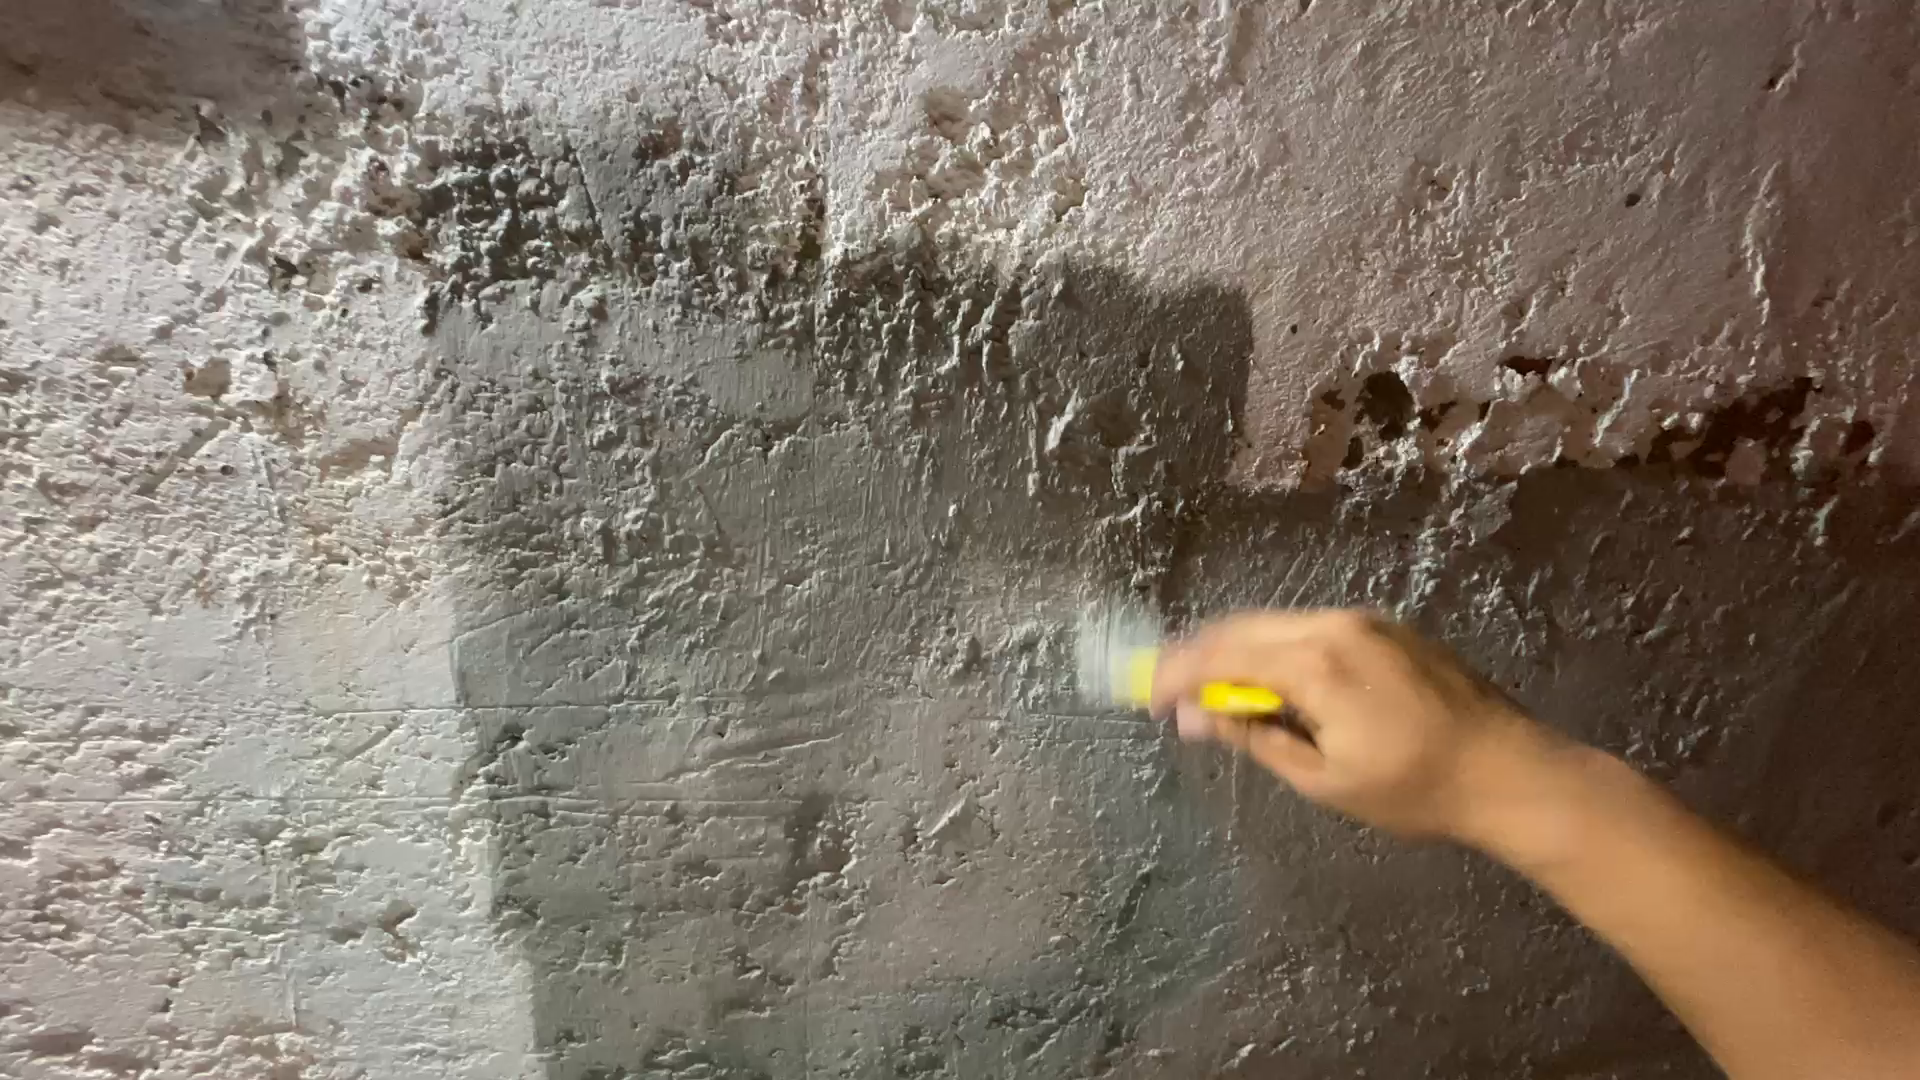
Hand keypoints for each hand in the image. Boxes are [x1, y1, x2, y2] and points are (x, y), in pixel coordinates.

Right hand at [1152, 609, 1558, 840]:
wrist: (1518, 773)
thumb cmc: (1416, 790)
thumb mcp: (1324, 778)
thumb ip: (1255, 736)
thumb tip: (1196, 717)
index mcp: (1317, 665)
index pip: (1223, 657)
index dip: (1178, 674)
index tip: (1150, 696)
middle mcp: (1333, 626)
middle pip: (1241, 628)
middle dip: (1198, 654)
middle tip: (1171, 688)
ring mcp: (1361, 620)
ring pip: (1272, 623)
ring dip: (1235, 649)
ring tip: (1214, 685)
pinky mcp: (1381, 625)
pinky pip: (1305, 626)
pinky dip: (1273, 647)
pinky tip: (1268, 675)